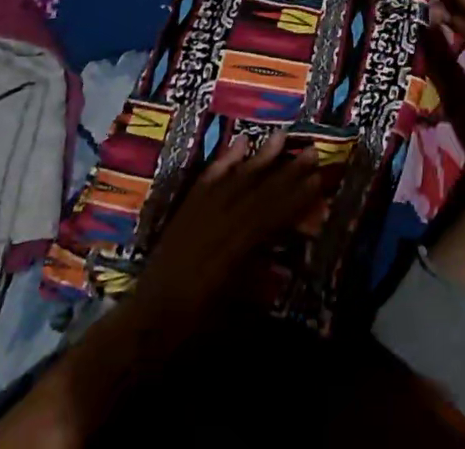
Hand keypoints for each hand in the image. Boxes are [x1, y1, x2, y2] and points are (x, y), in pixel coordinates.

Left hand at [129, 133, 324, 327]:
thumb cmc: (194, 326)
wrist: (144, 326)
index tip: (320, 180)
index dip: (297, 198)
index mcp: (231, 252)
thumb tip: (287, 252)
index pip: (271, 217)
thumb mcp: (235, 309)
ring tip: (280, 137)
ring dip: (259, 159)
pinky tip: (239, 145)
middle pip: (256, 193)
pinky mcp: (184, 213)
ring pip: (233, 181)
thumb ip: (261, 277)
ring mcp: (197, 216)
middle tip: (311, 152)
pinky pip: (206, 182)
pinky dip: (224, 162)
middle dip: (286, 172)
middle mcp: (215, 226)